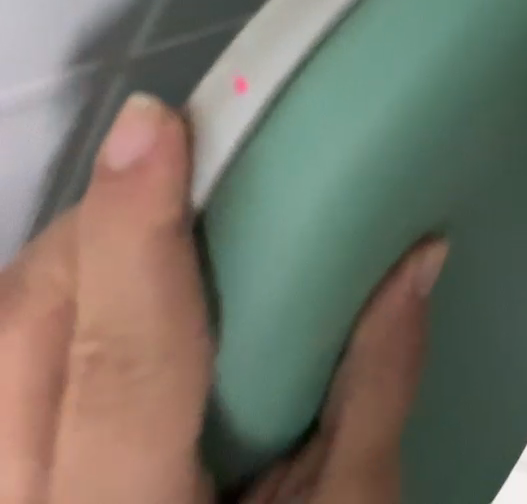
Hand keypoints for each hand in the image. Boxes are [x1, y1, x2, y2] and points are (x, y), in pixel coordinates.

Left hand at [0, 94, 446, 503]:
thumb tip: (420, 259)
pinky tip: (102, 287)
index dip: (140, 233)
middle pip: (26, 333)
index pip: (125, 353)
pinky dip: (41, 307)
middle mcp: (23, 503)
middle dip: (97, 221)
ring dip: (63, 257)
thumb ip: (380, 384)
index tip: (156, 126)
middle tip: (175, 153)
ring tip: (145, 207)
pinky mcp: (2, 483)